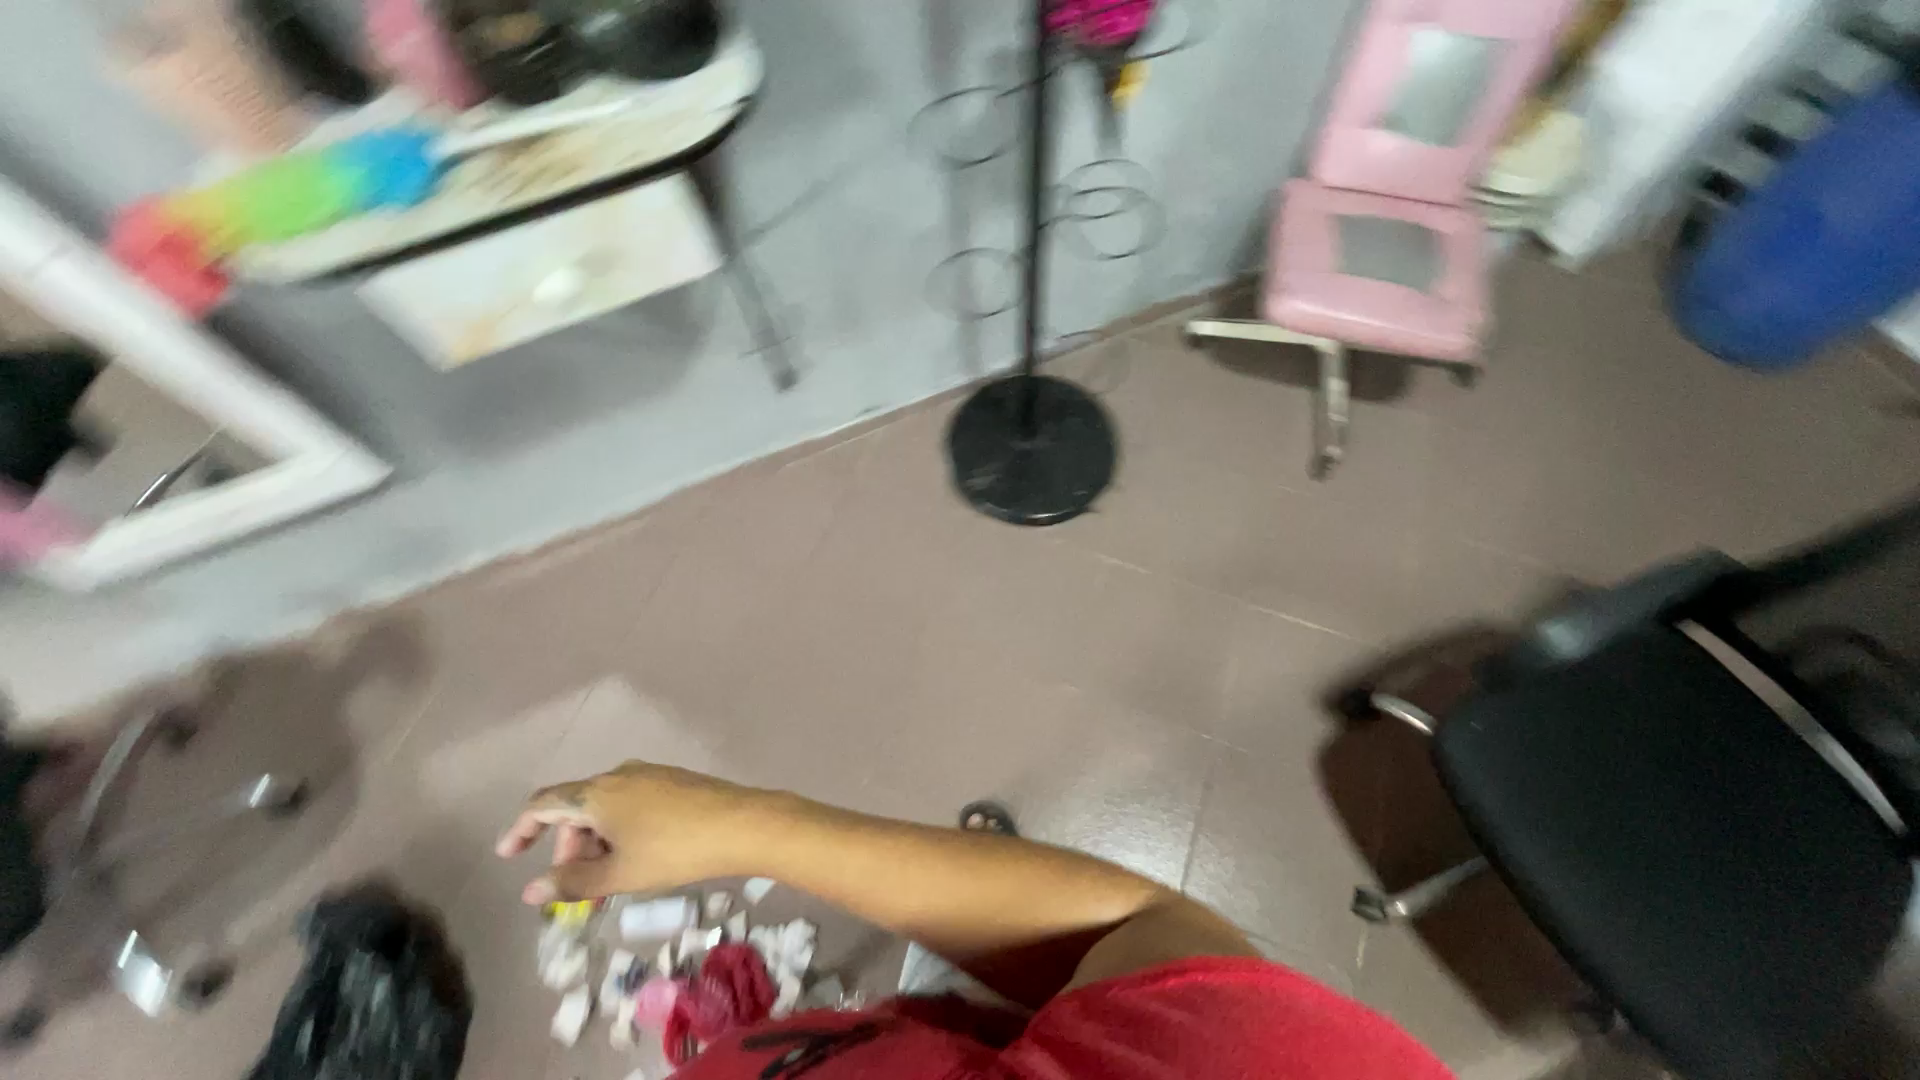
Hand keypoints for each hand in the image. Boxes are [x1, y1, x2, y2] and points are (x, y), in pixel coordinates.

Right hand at [494, 761, 775, 904]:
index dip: (522, 828)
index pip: (545, 804)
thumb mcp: (619, 874)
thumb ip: (572, 882)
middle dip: (569, 849)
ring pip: (607, 808)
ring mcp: (650, 774)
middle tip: (579, 890)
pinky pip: (632, 803)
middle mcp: (620, 774)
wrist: (741, 824)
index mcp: (598, 793)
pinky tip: (638, 858)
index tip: (508, 856)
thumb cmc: (673, 850)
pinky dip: (621, 831)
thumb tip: (531, 891)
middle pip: (577, 808)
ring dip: (597, 844)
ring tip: (611, 883)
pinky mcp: (674, 780)